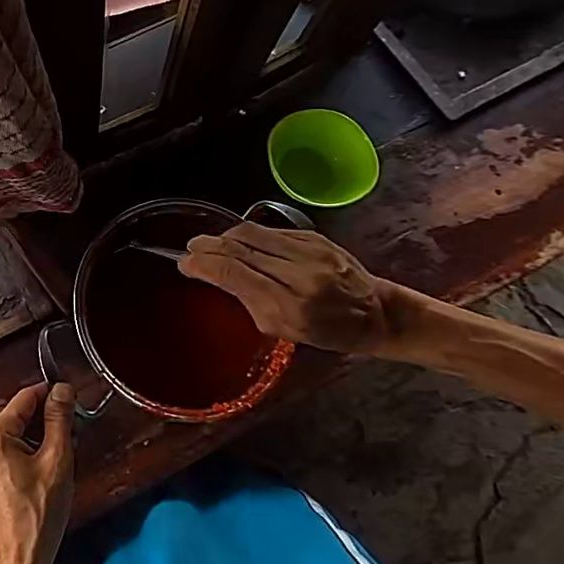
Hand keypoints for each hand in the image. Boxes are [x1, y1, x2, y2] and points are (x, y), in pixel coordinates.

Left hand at [0, 382, 75, 563]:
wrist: (24, 562)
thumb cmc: (38, 515)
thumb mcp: (57, 459)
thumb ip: (59, 419)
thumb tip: (62, 390)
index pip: (25, 398)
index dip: (51, 395)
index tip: (72, 397)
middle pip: (21, 416)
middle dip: (49, 420)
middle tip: (73, 429)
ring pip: (19, 435)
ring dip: (43, 437)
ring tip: (66, 451)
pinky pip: (13, 453)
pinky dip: (33, 453)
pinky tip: (52, 467)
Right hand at [177, 222, 395, 354]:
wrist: (378, 313)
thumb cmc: (330, 332)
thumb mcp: (286, 329)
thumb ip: (251, 302)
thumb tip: (216, 275)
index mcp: (290, 304)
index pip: (236, 274)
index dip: (205, 264)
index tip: (185, 262)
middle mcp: (299, 271)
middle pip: (241, 248)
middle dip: (209, 245)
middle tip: (190, 247)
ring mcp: (309, 249)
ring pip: (252, 233)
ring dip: (225, 236)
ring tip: (210, 242)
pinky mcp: (314, 236)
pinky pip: (270, 231)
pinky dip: (248, 235)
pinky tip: (239, 241)